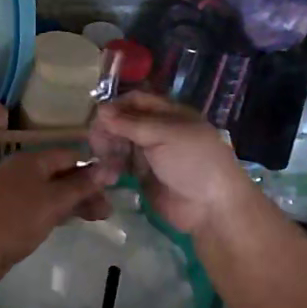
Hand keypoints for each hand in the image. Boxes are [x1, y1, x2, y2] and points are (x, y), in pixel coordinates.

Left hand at [0, 148, 113, 281]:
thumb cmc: (16, 220)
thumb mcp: (54, 201)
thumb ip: (81, 185)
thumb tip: (109, 167)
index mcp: (30, 161)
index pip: (68, 155)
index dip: (92, 168)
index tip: (113, 187)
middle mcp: (20, 172)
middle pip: (60, 174)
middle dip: (85, 190)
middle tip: (106, 212)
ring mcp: (11, 193)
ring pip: (50, 192)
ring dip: (73, 203)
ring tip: (96, 219)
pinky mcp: (7, 214)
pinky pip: (38, 206)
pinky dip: (55, 212)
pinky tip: (68, 223)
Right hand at [89, 93, 255, 235]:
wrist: (210, 206)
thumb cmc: (193, 162)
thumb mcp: (164, 135)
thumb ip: (130, 123)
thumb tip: (99, 110)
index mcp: (169, 114)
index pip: (135, 101)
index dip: (115, 107)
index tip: (97, 119)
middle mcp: (158, 131)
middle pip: (124, 122)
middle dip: (108, 130)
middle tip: (97, 145)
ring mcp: (150, 154)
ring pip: (120, 144)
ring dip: (108, 149)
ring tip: (104, 162)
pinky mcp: (142, 177)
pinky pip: (121, 165)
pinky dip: (112, 167)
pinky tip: (108, 174)